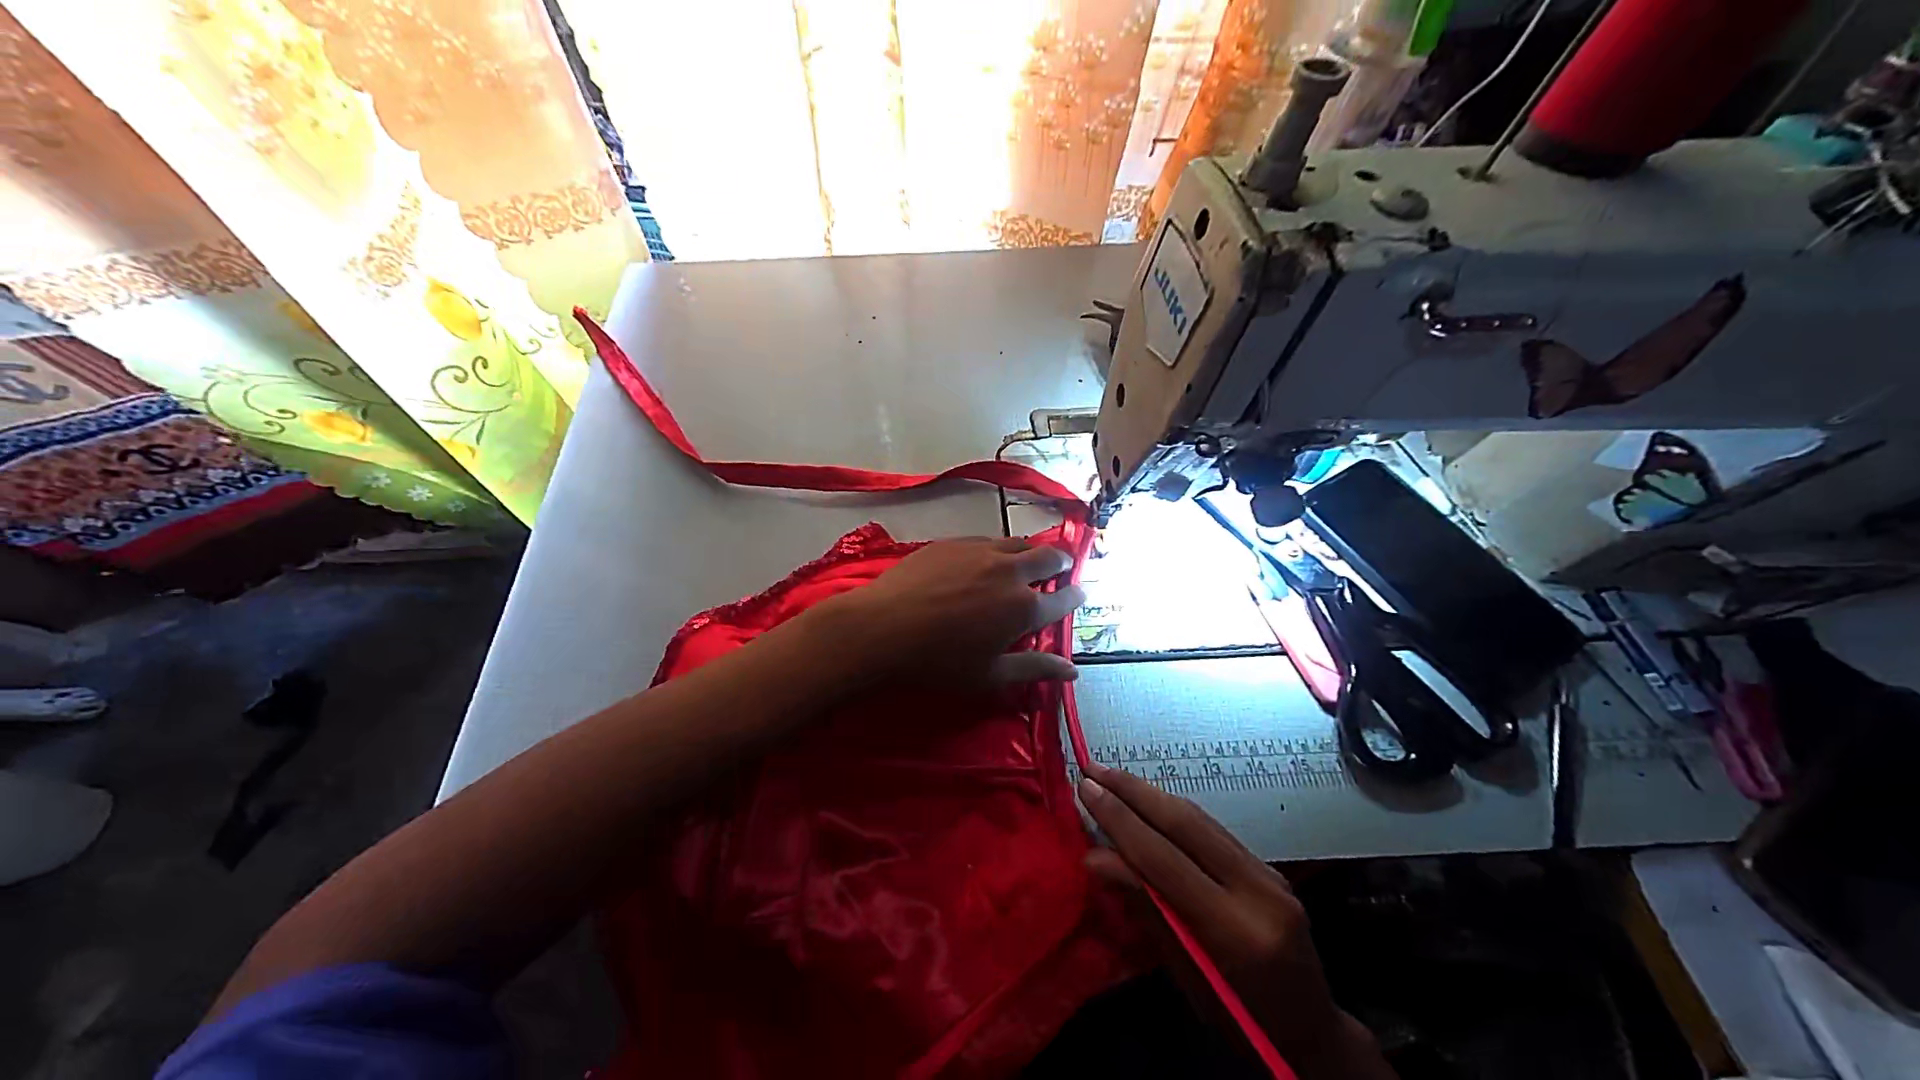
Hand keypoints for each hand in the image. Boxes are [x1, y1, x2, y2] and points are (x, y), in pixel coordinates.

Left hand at [816, 537, 1083, 688]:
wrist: (882, 627)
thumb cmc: (938, 661)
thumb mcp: (990, 675)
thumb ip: (1035, 669)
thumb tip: (1073, 671)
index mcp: (1024, 607)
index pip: (1064, 598)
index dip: (1075, 596)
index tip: (1079, 594)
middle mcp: (1010, 571)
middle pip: (1048, 556)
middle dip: (1060, 562)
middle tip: (1059, 570)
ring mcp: (980, 550)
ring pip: (1017, 543)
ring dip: (1029, 552)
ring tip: (1024, 563)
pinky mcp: (954, 541)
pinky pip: (986, 539)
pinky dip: (997, 549)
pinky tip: (984, 561)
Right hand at [1078, 763, 1392, 1079]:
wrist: (1313, 1035)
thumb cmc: (1240, 1021)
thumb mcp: (1185, 976)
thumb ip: (1145, 910)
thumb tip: (1095, 857)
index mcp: (1235, 930)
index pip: (1165, 860)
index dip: (1120, 820)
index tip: (1085, 788)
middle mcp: (1259, 892)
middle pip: (1186, 825)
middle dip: (1134, 791)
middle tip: (1093, 768)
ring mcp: (1270, 876)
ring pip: (1202, 821)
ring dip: (1152, 795)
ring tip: (1112, 778)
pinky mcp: (1271, 869)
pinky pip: (1216, 833)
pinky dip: (1176, 814)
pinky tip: (1150, 804)